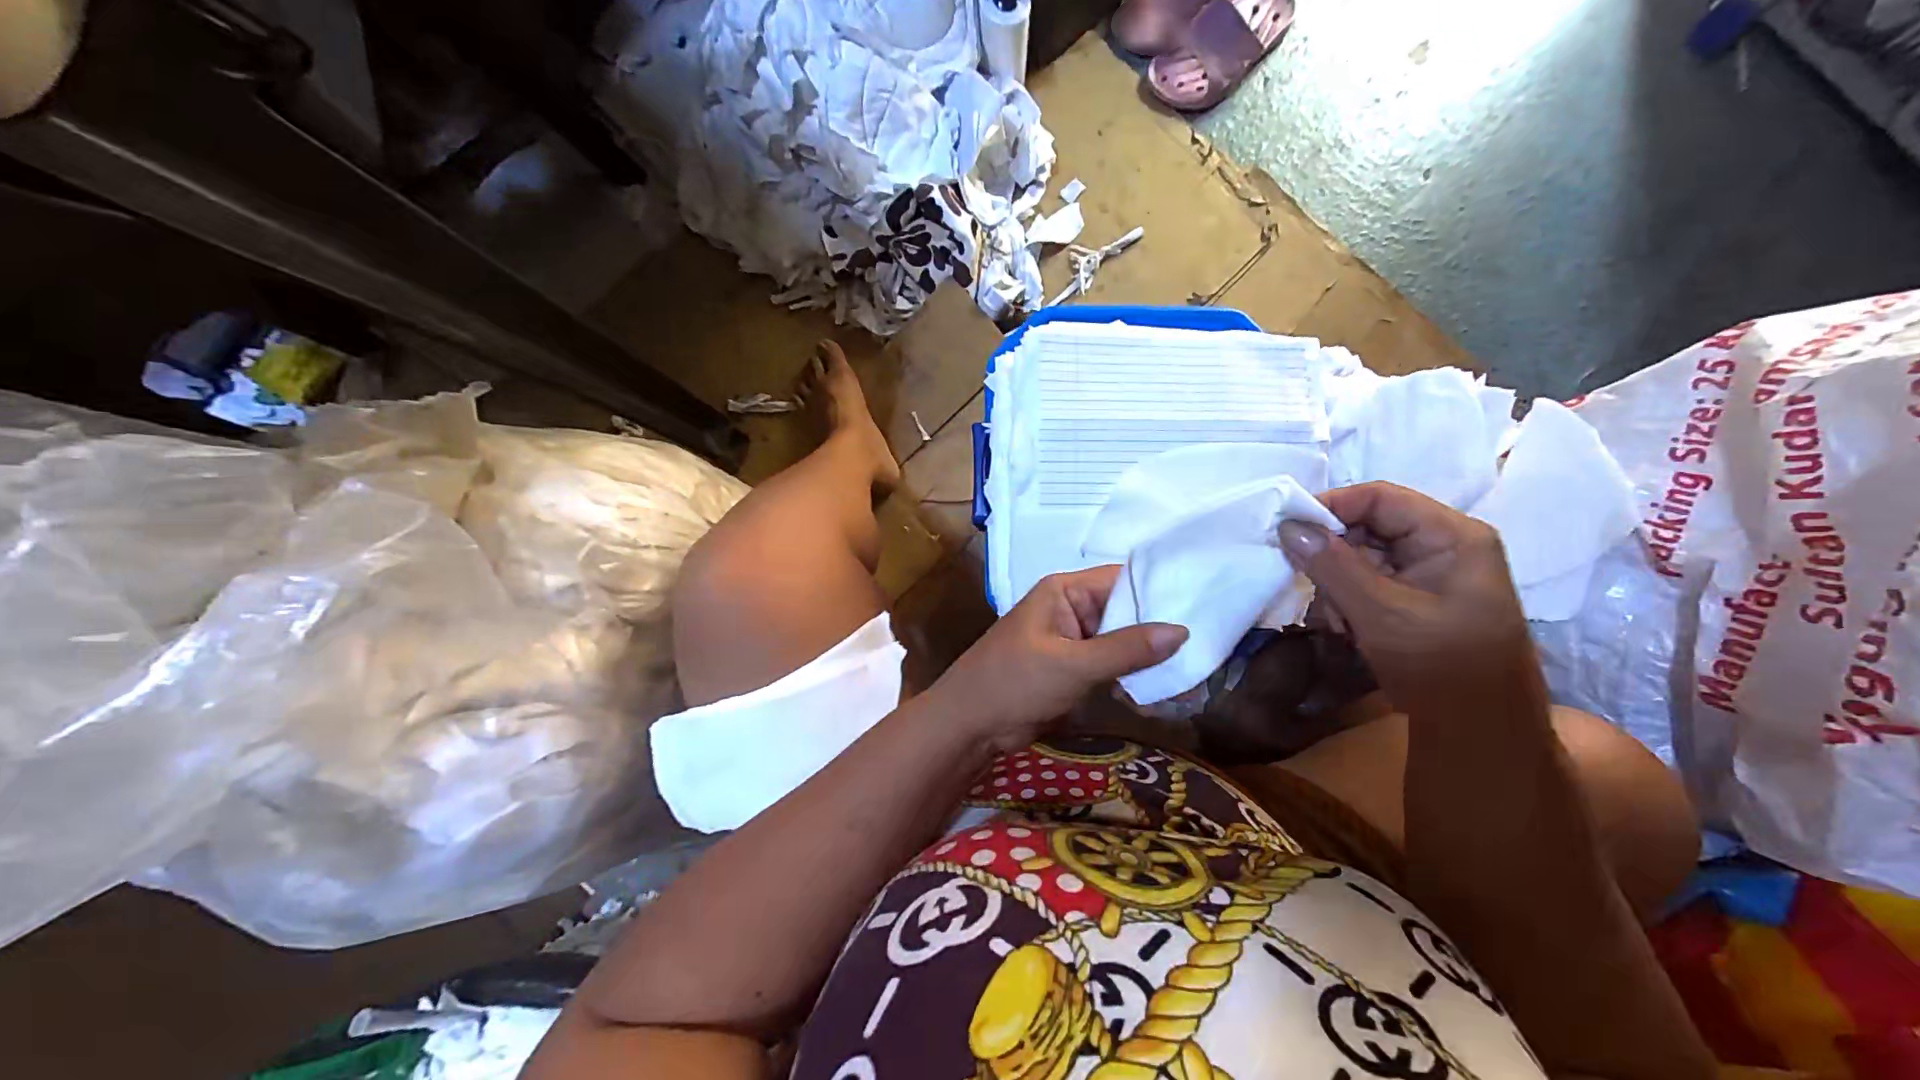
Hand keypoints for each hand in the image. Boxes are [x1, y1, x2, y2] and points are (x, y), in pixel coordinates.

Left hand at [929, 566, 1186, 751]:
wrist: (969, 725)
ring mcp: (1072, 640)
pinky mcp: (1073, 669)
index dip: (1161, 588)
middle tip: (1213, 638)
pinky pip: (1111, 663)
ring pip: (1121, 639)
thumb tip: (1182, 630)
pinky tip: (1167, 683)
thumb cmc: (1013, 683)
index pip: (1123, 579)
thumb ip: (1126, 649)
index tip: (1205, 601)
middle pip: (1126, 609)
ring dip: (1150, 653)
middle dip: (1160, 626)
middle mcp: (1070, 608)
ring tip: (1199, 662)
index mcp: (1064, 591)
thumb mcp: (1073, 665)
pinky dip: (1133, 672)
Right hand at [1277, 482, 1531, 707]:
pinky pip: (1370, 582)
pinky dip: (1348, 600)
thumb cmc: (1442, 667)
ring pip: (1363, 556)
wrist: (1483, 733)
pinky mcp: (1417, 598)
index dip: (1330, 507)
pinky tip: (1346, 628)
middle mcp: (1443, 546)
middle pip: (1369, 526)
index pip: (1380, 498)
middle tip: (1309, 585)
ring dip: (1337, 584)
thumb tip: (1288, 525)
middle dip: (1332, 555)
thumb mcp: (1381, 613)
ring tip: (1336, 620)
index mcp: (1451, 536)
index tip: (1286, 530)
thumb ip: (1333, 565)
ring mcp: (1431, 573)